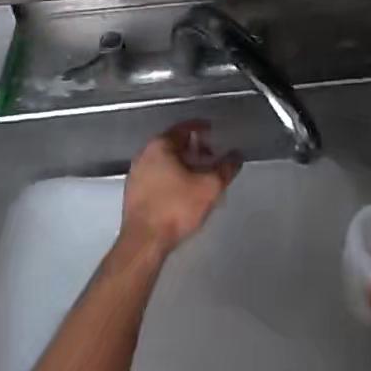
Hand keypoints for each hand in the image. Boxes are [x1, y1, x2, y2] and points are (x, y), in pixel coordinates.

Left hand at [120, 119, 240, 254]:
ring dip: (183, 163)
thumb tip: (236, 155)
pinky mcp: (133, 192)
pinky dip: (172, 176)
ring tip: (201, 175)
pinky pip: (157, 175)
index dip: (202, 128)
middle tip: (211, 157)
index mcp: (160, 145)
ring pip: (164, 160)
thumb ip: (227, 167)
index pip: (184, 127)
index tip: (214, 132)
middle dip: (194, 148)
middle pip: (174, 143)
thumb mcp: (211, 186)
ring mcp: (136, 174)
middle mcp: (144, 154)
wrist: (144, 242)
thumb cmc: (177, 208)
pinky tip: (184, 190)